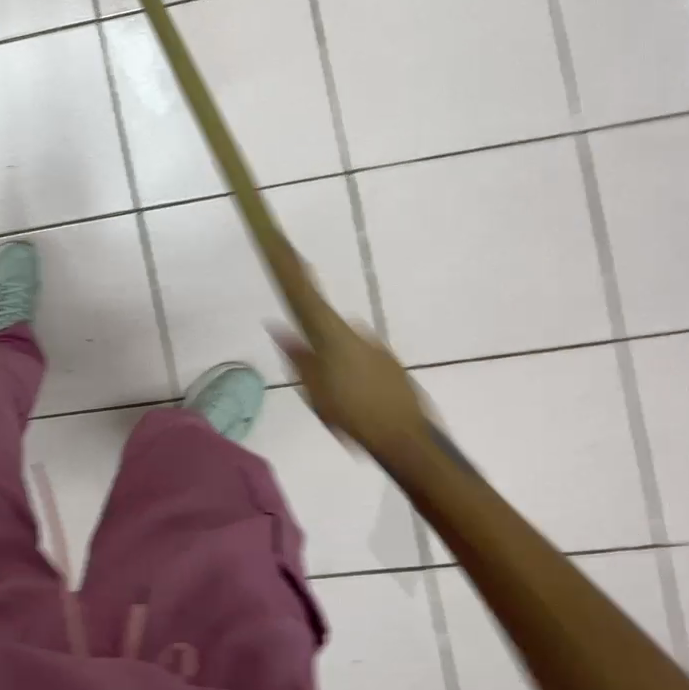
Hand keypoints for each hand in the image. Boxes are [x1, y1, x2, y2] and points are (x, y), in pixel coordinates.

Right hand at [268, 248, 427, 458]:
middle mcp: (360, 335)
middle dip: (322, 347)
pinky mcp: (398, 371)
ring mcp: (383, 352)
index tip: (286, 245)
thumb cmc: (352, 414)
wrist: (409, 443)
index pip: (308, 296)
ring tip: (340, 403)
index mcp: (335, 335)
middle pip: (330, 330)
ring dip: (344, 367)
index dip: (296, 271)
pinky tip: (360, 406)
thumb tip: (278, 327)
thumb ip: (297, 356)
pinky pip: (370, 367)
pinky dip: (362, 380)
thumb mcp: (312, 389)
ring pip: (352, 351)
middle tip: (317, 380)